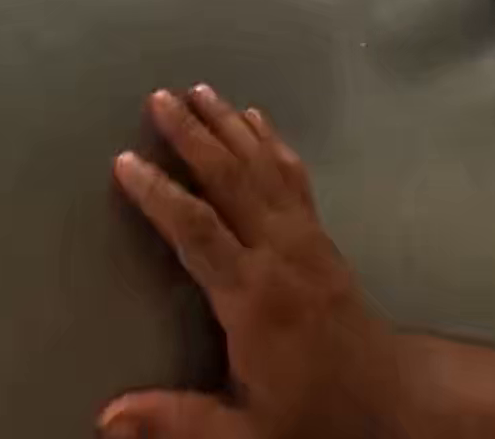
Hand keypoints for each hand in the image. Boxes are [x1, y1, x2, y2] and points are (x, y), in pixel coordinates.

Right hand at [100, 87, 404, 438]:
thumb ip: (176, 422)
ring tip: (199, 90)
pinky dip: (271, 138)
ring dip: (228, 123)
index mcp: (252, 295)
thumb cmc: (310, 413)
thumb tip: (105, 416)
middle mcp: (278, 248)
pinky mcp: (318, 226)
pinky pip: (292, 171)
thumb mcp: (245, 436)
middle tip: (160, 98)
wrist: (389, 398)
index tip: (127, 159)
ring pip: (261, 163)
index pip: (196, 229)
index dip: (159, 192)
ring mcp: (303, 231)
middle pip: (229, 176)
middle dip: (193, 134)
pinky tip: (255, 115)